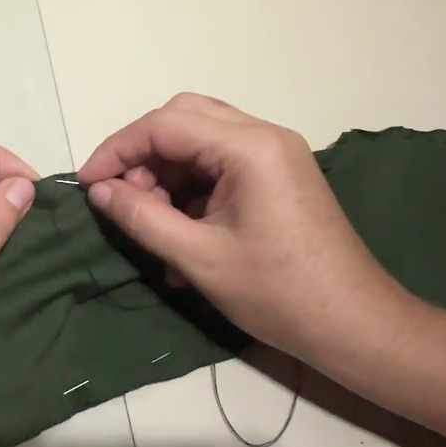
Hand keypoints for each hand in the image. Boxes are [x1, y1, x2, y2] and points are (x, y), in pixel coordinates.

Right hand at [77, 93, 417, 368]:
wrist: (357, 327)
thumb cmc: (278, 294)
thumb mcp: (199, 258)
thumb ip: (143, 217)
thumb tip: (100, 190)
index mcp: (249, 147)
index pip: (165, 125)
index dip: (118, 149)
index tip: (88, 184)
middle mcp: (264, 136)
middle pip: (183, 118)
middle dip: (143, 154)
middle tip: (123, 197)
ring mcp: (275, 154)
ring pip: (200, 140)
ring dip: (166, 174)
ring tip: (149, 222)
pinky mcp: (278, 176)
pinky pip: (220, 164)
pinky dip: (191, 189)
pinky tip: (178, 233)